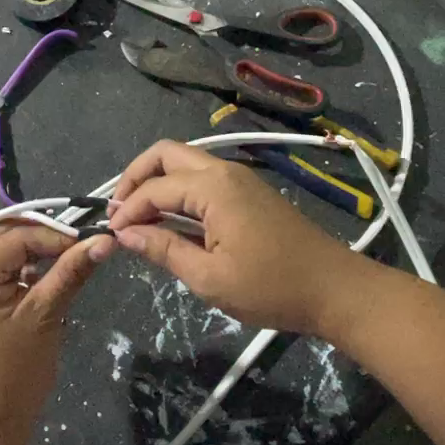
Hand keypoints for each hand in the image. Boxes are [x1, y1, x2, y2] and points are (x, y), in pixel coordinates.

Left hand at [0, 225, 113, 444]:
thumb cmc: (14, 375)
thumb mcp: (45, 317)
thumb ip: (71, 272)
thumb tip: (105, 241)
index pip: (16, 234)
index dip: (55, 235)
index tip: (92, 241)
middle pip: (3, 232)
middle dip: (41, 235)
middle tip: (79, 245)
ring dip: (30, 247)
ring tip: (64, 258)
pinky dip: (19, 264)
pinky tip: (42, 274)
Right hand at [108, 140, 364, 335]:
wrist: (335, 289)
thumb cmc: (272, 287)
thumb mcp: (210, 278)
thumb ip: (164, 250)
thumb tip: (125, 235)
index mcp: (213, 187)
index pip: (154, 188)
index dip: (127, 209)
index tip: (110, 234)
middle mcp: (223, 171)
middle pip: (166, 154)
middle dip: (136, 176)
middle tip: (118, 210)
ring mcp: (238, 178)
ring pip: (184, 162)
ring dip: (157, 181)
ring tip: (139, 216)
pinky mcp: (248, 191)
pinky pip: (201, 177)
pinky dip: (177, 189)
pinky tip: (169, 220)